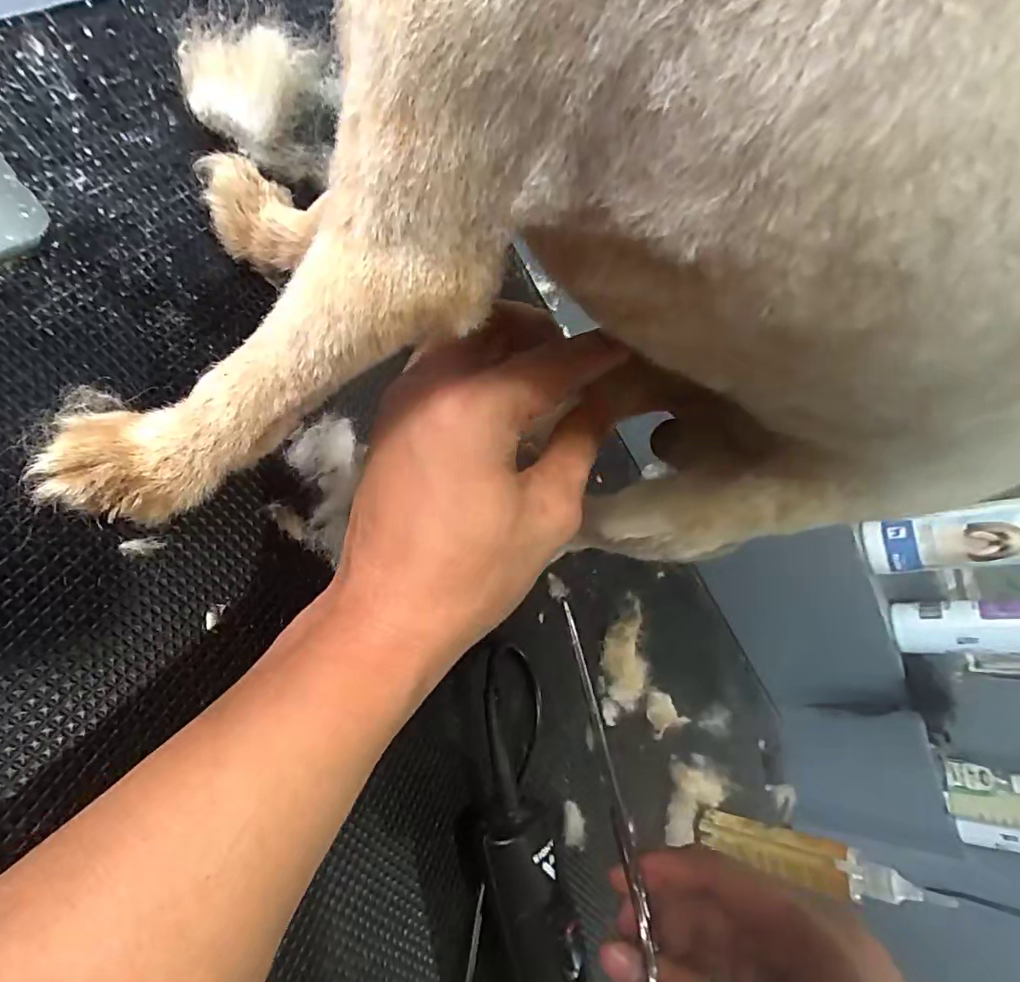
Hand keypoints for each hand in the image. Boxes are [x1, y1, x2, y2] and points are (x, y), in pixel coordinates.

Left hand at [324, 301, 625, 661]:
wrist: (387, 615)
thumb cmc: (474, 574)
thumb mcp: (547, 512)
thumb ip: (579, 442)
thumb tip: (603, 401)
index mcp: (475, 402)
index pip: (552, 359)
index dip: (597, 352)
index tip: (632, 345)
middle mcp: (431, 380)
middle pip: (498, 328)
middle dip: (546, 335)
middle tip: (583, 364)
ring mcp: (401, 396)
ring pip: (463, 341)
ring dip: (507, 347)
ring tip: (546, 381)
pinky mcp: (388, 418)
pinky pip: (438, 368)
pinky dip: (474, 369)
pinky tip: (501, 403)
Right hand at [601, 848, 952, 981]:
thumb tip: (608, 953)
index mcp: (812, 927)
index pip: (723, 875)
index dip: (664, 871)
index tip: (612, 880)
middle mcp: (813, 928)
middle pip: (723, 902)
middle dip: (667, 914)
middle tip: (617, 936)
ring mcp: (816, 959)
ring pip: (731, 934)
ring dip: (682, 944)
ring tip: (635, 963)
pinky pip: (749, 964)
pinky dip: (708, 972)